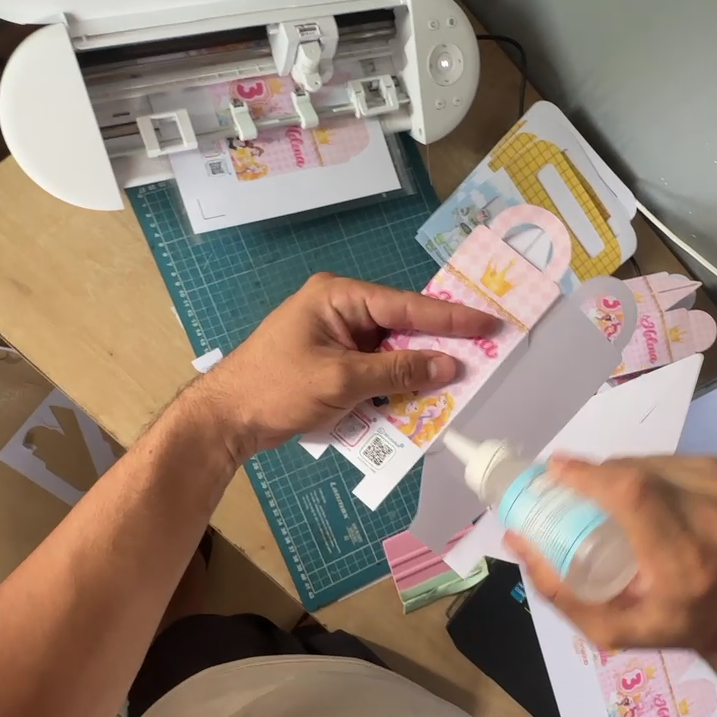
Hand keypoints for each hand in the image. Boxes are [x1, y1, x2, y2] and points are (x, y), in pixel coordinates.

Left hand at [190, 274, 498, 460]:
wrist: (226, 420)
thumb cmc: (277, 389)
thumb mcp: (342, 380)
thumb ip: (399, 371)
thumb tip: (450, 365)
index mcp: (339, 297)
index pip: (406, 305)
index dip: (451, 318)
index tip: (490, 322)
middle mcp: (341, 309)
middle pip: (402, 326)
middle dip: (437, 345)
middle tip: (483, 354)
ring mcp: (336, 337)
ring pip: (391, 351)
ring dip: (416, 370)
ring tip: (458, 381)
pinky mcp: (333, 363)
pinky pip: (375, 370)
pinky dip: (394, 384)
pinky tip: (417, 398)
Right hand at [508, 455, 716, 664]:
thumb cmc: (675, 626)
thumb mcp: (610, 629)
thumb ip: (560, 591)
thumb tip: (516, 538)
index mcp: (686, 562)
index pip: (633, 497)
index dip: (589, 476)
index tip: (554, 471)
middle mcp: (712, 521)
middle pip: (636, 474)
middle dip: (594, 474)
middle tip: (569, 486)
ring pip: (648, 462)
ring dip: (617, 473)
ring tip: (606, 499)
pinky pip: (665, 460)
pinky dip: (641, 470)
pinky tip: (637, 494)